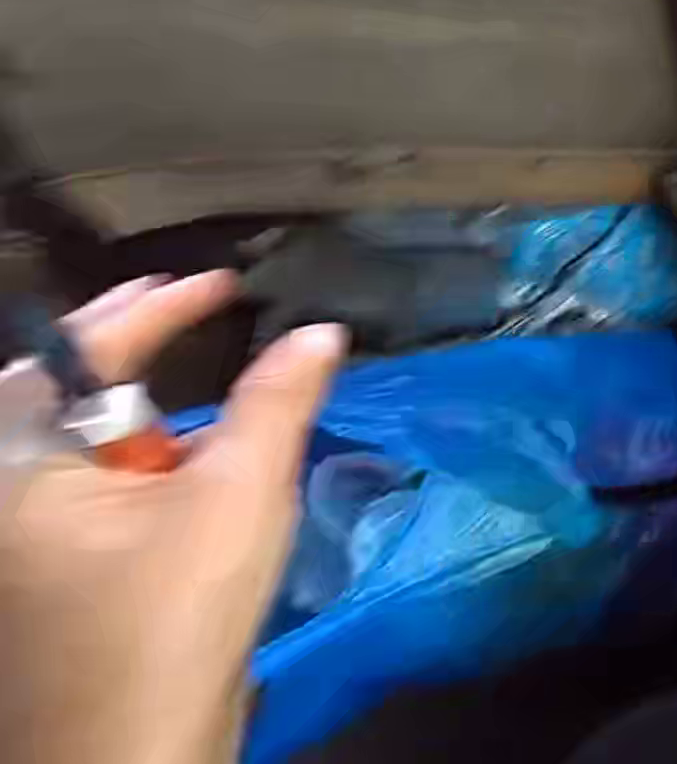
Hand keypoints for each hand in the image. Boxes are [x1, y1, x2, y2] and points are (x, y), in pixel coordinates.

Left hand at [0, 272, 345, 763]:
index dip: (150, 311)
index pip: (77, 361)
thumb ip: (279, 401)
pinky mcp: (58, 555)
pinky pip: (94, 466)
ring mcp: (27, 528)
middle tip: (192, 294)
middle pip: (52, 390)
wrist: (132, 728)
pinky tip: (192, 432)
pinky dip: (146, 430)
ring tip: (195, 347)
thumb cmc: (176, 599)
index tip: (221, 280)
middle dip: (123, 335)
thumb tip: (322, 331)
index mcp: (18, 469)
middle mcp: (7, 490)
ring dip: (137, 382)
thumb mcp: (240, 488)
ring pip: (77, 430)